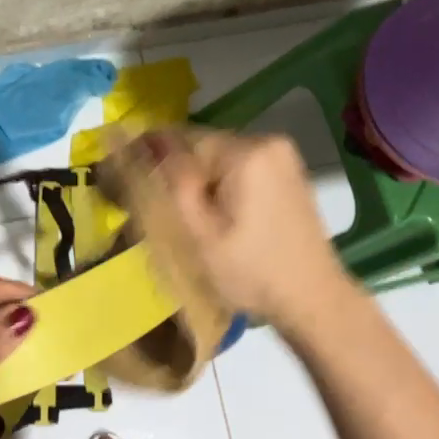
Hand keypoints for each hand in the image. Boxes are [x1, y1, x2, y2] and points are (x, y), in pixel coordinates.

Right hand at [131, 127, 357, 331]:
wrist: (313, 300)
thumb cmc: (250, 271)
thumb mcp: (198, 231)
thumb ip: (167, 181)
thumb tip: (134, 142)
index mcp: (245, 152)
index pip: (179, 139)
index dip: (148, 158)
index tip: (124, 183)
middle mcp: (267, 141)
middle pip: (200, 146)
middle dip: (174, 172)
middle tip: (155, 209)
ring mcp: (282, 156)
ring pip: (217, 158)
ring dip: (196, 180)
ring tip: (183, 217)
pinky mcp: (287, 173)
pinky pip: (237, 168)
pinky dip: (218, 185)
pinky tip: (212, 215)